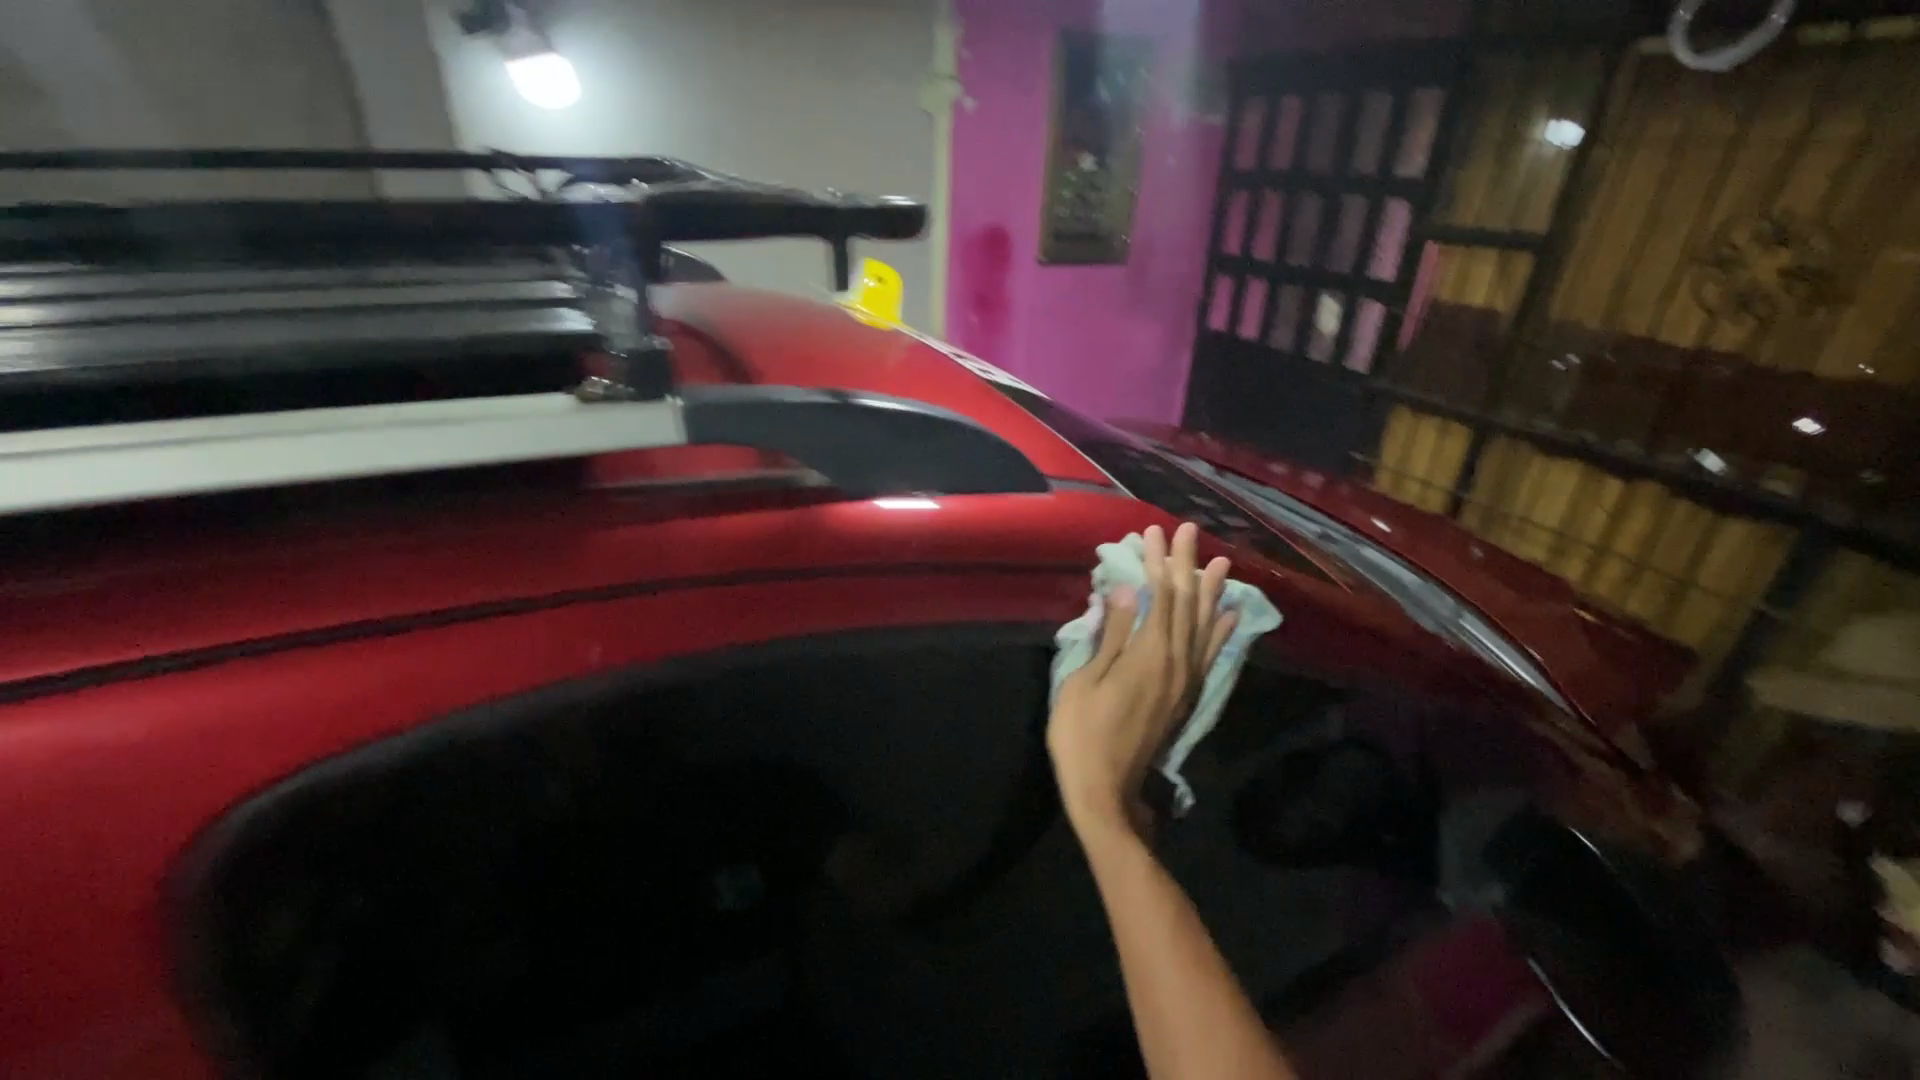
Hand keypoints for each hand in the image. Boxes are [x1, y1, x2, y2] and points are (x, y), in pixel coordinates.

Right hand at [1048, 523, 1236, 835]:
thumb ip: (1110, 635)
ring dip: (1210, 592)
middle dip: (1186, 565)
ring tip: (1221, 563)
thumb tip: (1124, 592)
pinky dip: (1219, 632)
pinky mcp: (1186, 696)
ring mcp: (1185, 680)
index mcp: (1148, 654)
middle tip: (1189, 532)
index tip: (1152, 533)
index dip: (1157, 562)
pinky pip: (1209, 655)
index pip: (1158, 595)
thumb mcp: (1085, 681)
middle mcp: (1176, 661)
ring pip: (1203, 626)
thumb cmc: (1082, 734)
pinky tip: (1227, 616)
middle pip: (1185, 603)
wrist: (1106, 790)